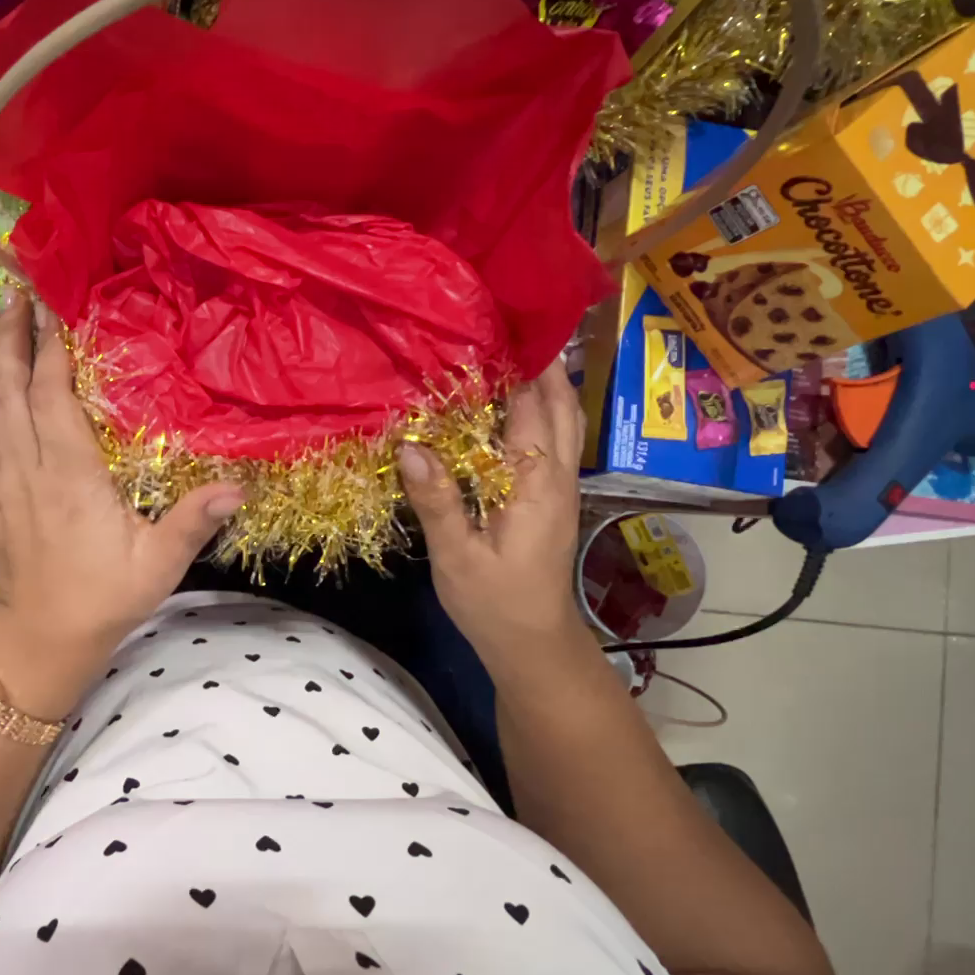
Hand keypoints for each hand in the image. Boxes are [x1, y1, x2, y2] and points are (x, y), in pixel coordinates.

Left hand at [0, 292, 242, 710]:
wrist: (44, 641)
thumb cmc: (104, 600)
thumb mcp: (159, 566)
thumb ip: (194, 523)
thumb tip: (239, 488)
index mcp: (69, 478)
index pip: (51, 398)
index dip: (50, 350)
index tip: (55, 310)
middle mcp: (25, 472)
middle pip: (5, 392)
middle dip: (7, 339)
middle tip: (14, 296)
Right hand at [396, 360, 586, 657]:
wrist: (533, 644)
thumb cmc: (495, 603)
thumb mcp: (458, 557)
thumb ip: (438, 501)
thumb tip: (410, 446)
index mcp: (537, 485)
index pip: (534, 411)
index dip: (518, 368)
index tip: (494, 330)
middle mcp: (558, 478)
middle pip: (562, 407)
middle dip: (542, 366)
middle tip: (505, 331)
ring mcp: (560, 489)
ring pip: (564, 423)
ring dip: (546, 387)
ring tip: (510, 356)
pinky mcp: (551, 500)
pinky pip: (552, 443)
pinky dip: (538, 415)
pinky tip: (507, 411)